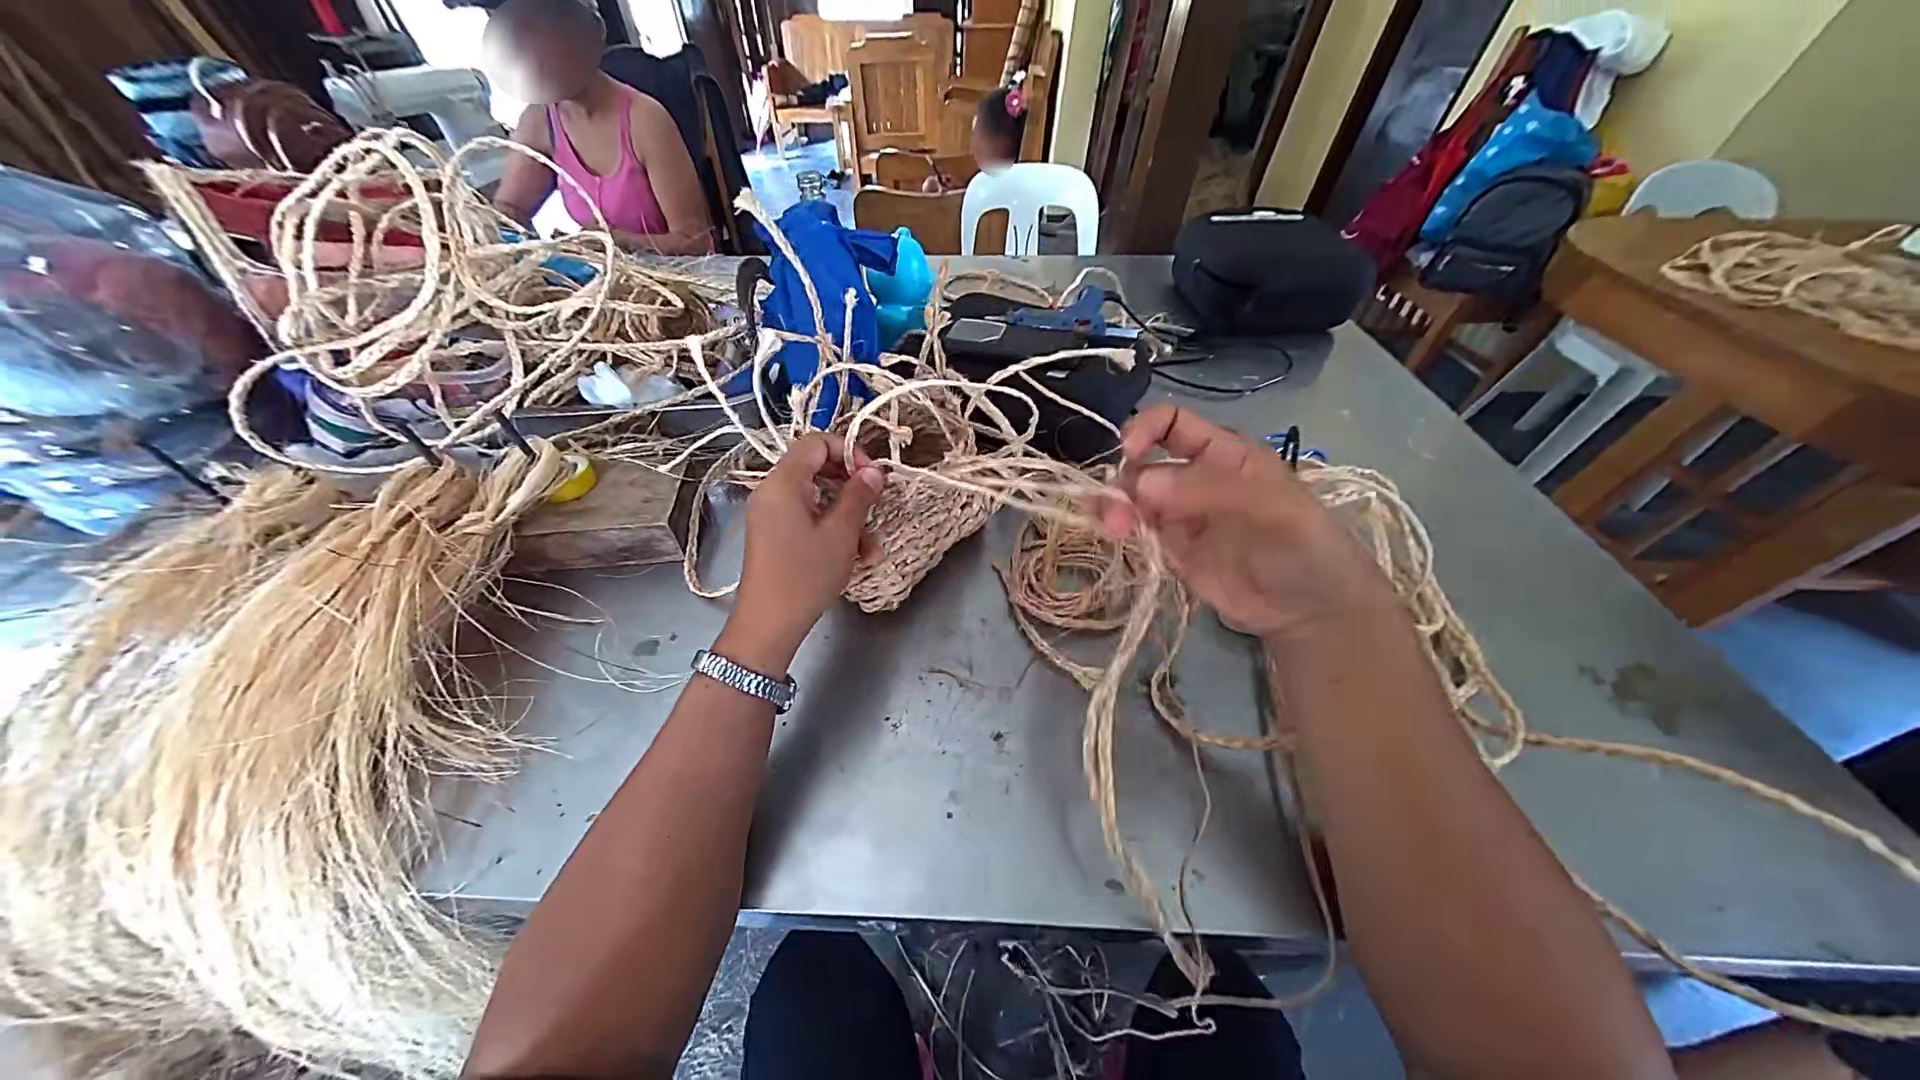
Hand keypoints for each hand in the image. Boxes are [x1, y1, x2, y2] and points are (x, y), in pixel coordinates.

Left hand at [722, 434, 885, 673]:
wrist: (768, 623)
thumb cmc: (805, 575)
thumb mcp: (841, 534)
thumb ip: (859, 496)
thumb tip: (874, 471)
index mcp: (782, 483)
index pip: (815, 442)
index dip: (847, 450)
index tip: (872, 473)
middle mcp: (772, 492)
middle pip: (816, 470)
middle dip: (852, 487)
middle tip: (876, 504)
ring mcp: (772, 515)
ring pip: (818, 499)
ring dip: (848, 517)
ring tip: (872, 548)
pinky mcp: (776, 535)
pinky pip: (809, 519)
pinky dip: (833, 531)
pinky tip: (857, 557)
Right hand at [1099, 405, 1398, 643]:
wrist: (1311, 611)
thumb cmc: (1304, 547)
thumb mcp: (1271, 508)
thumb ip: (1209, 490)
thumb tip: (1142, 484)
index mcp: (1223, 453)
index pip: (1172, 423)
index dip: (1145, 428)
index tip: (1128, 452)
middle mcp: (1194, 478)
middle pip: (1143, 464)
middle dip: (1123, 480)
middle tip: (1119, 512)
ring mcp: (1180, 516)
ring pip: (1132, 498)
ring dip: (1114, 506)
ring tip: (1113, 528)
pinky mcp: (1171, 550)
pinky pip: (1135, 531)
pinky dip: (1117, 529)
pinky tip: (1110, 534)